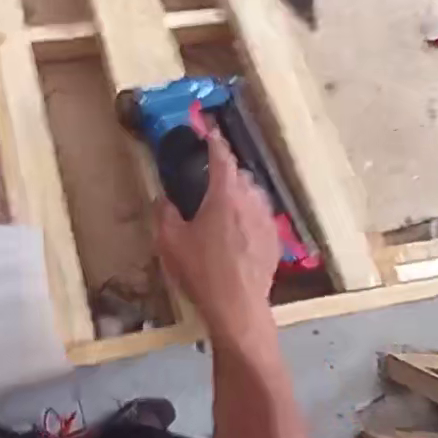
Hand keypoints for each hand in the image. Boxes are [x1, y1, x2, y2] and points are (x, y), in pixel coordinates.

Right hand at [153, 127, 280, 345]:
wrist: (238, 307)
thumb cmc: (201, 271)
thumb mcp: (170, 242)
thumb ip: (164, 213)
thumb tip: (163, 199)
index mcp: (224, 195)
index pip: (222, 157)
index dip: (214, 140)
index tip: (209, 130)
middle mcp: (250, 201)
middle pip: (240, 175)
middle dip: (225, 171)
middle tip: (207, 178)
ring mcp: (266, 220)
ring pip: (253, 195)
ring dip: (238, 193)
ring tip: (222, 206)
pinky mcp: (274, 240)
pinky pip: (260, 216)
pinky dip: (248, 215)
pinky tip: (235, 232)